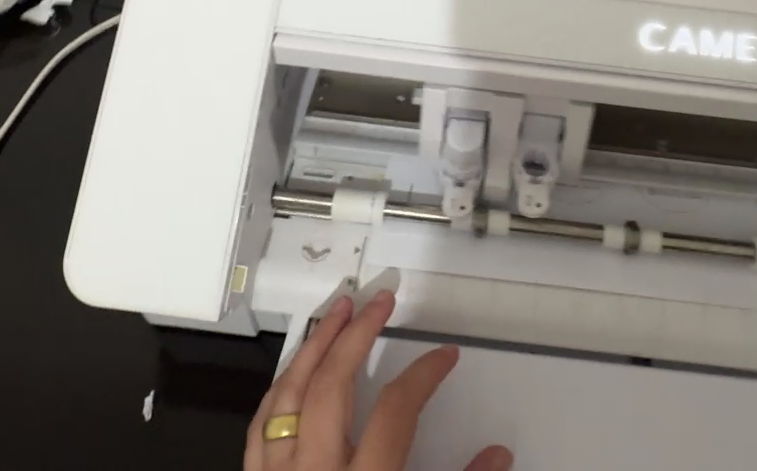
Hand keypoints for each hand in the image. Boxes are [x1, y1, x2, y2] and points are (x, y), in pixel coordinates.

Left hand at [245, 290, 511, 470]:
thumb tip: (497, 456)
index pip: (396, 410)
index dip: (424, 374)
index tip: (444, 356)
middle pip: (332, 387)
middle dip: (356, 334)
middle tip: (377, 300)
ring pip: (287, 397)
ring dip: (311, 347)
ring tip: (333, 312)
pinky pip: (259, 427)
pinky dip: (279, 389)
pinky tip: (292, 370)